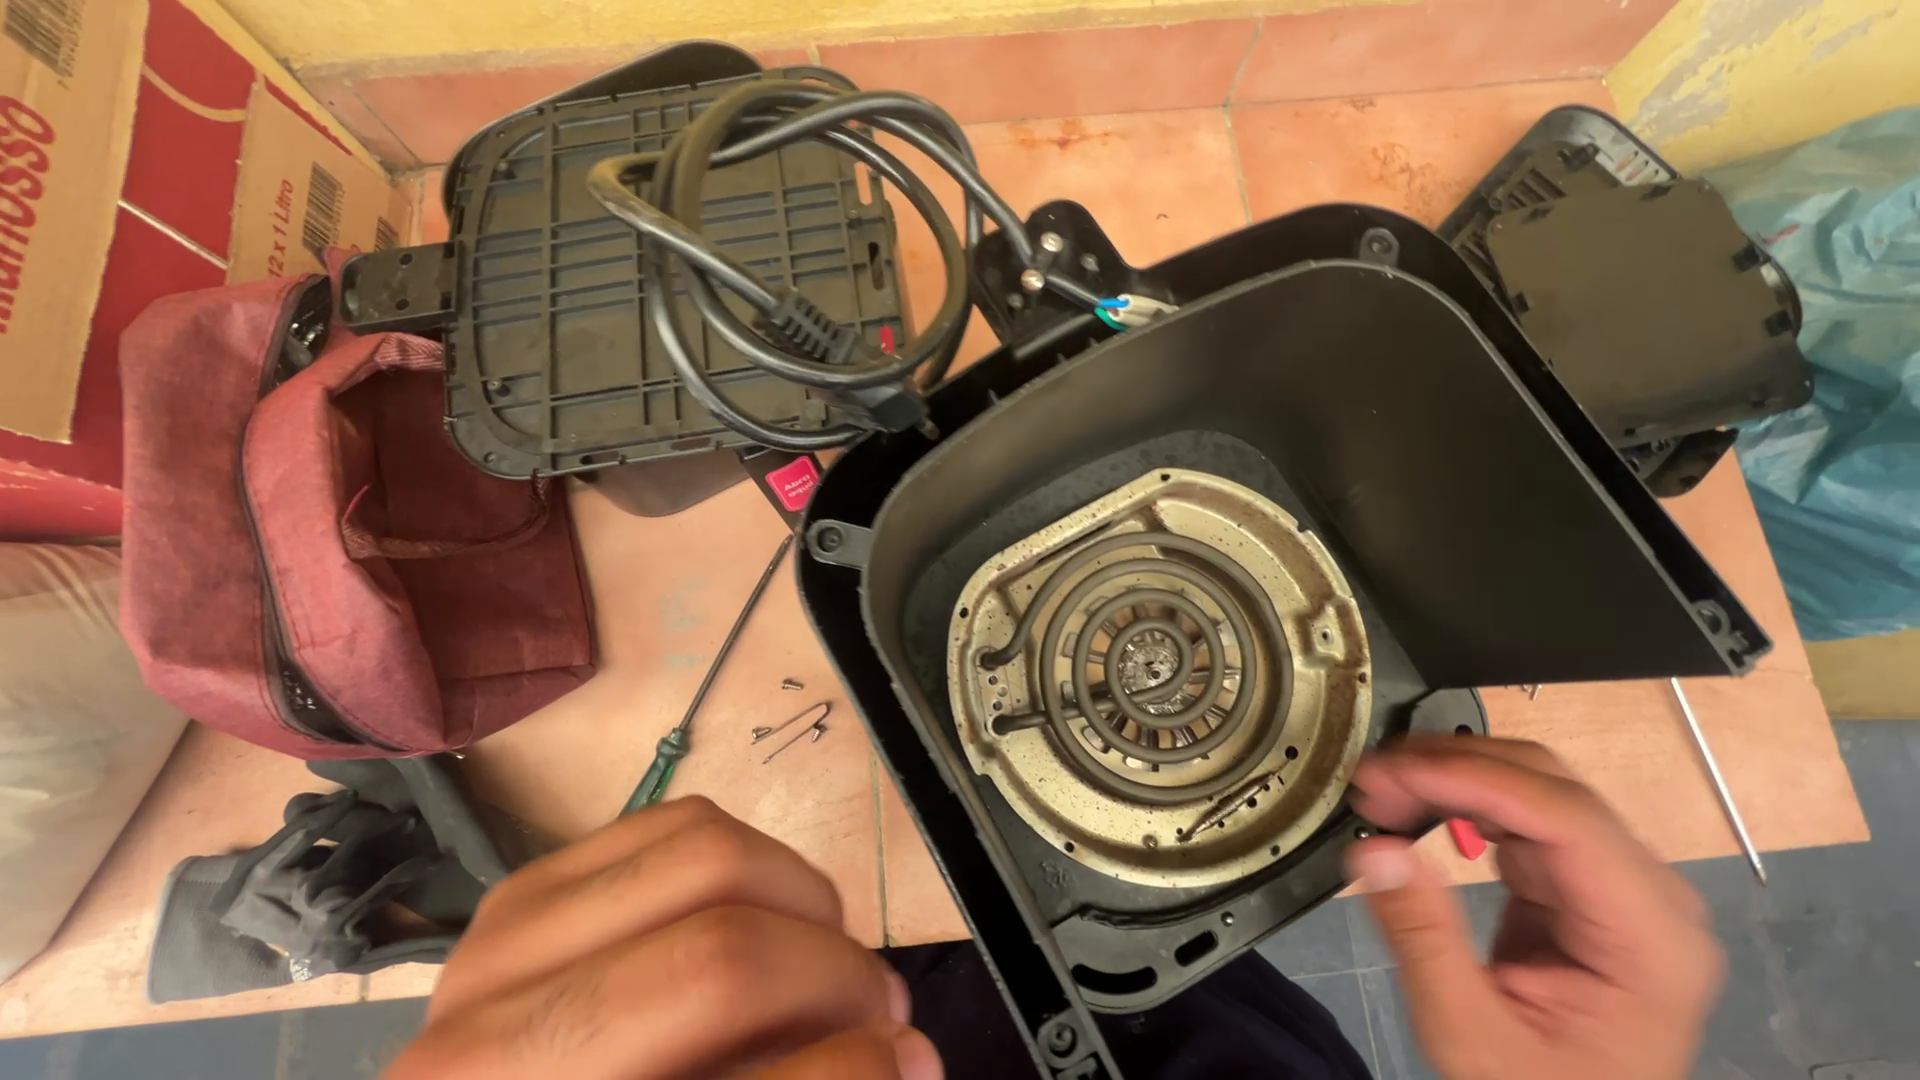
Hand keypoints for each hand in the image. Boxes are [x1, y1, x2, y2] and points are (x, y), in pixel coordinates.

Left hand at [385, 796, 941, 1079]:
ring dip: (801, 899)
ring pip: (708, 855)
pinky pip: (679, 819)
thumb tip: (911, 1056)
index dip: (850, 1069)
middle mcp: (487, 1049)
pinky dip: (752, 854)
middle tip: (877, 1002)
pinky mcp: (529, 881)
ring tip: (822, 950)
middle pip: (724, 956)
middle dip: (833, 974)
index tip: (915, 1059)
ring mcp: (502, 944)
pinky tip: (764, 907)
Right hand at [1344, 737, 1723, 1079]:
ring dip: (1449, 775)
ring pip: (1531, 787)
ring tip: (1379, 790)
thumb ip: (1423, 938)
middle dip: (1451, 766)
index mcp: (1647, 936)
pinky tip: (1413, 805)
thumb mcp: (1469, 1032)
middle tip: (1369, 780)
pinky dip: (1457, 798)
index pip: (1563, 816)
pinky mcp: (1578, 881)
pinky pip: (1518, 813)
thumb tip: (1373, 848)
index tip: (1386, 772)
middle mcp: (1647, 894)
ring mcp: (1616, 883)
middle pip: (1550, 787)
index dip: (1470, 777)